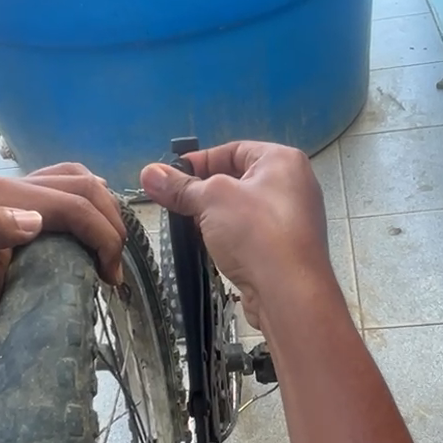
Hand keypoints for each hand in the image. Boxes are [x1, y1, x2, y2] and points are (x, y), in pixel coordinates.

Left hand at [0, 162, 126, 368]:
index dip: (100, 236)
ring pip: (87, 183)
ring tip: (108, 257)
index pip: (70, 205)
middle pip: (84, 189)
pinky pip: (78, 183)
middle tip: (112, 273)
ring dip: (109, 219)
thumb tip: (34, 218)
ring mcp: (23, 185)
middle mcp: (7, 184)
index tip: (105, 279)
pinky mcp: (35, 192)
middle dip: (110, 229)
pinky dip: (99, 205)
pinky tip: (99, 232)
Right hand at [139, 141, 334, 328]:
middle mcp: (293, 185)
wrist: (289, 293)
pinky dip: (230, 239)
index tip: (171, 177)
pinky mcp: (286, 250)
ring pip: (243, 210)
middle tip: (177, 204)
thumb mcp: (211, 200)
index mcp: (282, 160)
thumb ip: (180, 187)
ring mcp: (292, 220)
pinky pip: (251, 235)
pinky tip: (212, 249)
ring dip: (215, 218)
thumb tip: (149, 173)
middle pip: (238, 180)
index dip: (199, 161)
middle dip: (205, 192)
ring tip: (191, 228)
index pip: (233, 150)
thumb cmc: (256, 233)